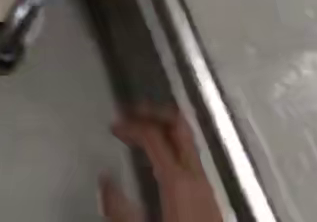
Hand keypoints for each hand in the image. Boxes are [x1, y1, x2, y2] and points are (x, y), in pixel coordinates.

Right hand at [100, 106, 222, 221]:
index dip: (130, 123)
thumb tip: (105, 180)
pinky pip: (191, 157)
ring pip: (187, 139)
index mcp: (177, 178)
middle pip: (178, 125)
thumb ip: (120, 205)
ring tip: (144, 130)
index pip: (152, 133)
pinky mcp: (211, 197)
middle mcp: (196, 175)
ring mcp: (207, 185)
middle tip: (134, 111)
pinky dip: (174, 146)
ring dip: (165, 128)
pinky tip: (162, 161)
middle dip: (154, 111)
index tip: (115, 126)